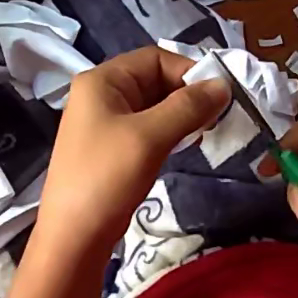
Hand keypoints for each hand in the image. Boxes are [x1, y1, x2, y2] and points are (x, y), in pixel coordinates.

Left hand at [36, 46, 228, 251]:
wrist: (73, 239)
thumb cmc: (106, 178)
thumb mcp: (150, 137)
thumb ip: (188, 107)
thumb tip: (224, 84)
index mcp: (102, 81)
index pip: (155, 58)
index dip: (189, 71)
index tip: (219, 95)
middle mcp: (101, 94)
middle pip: (155, 79)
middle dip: (188, 94)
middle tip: (218, 116)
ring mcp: (105, 122)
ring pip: (154, 105)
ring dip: (182, 114)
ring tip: (207, 131)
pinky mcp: (112, 148)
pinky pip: (148, 127)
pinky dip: (171, 131)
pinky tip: (187, 145)